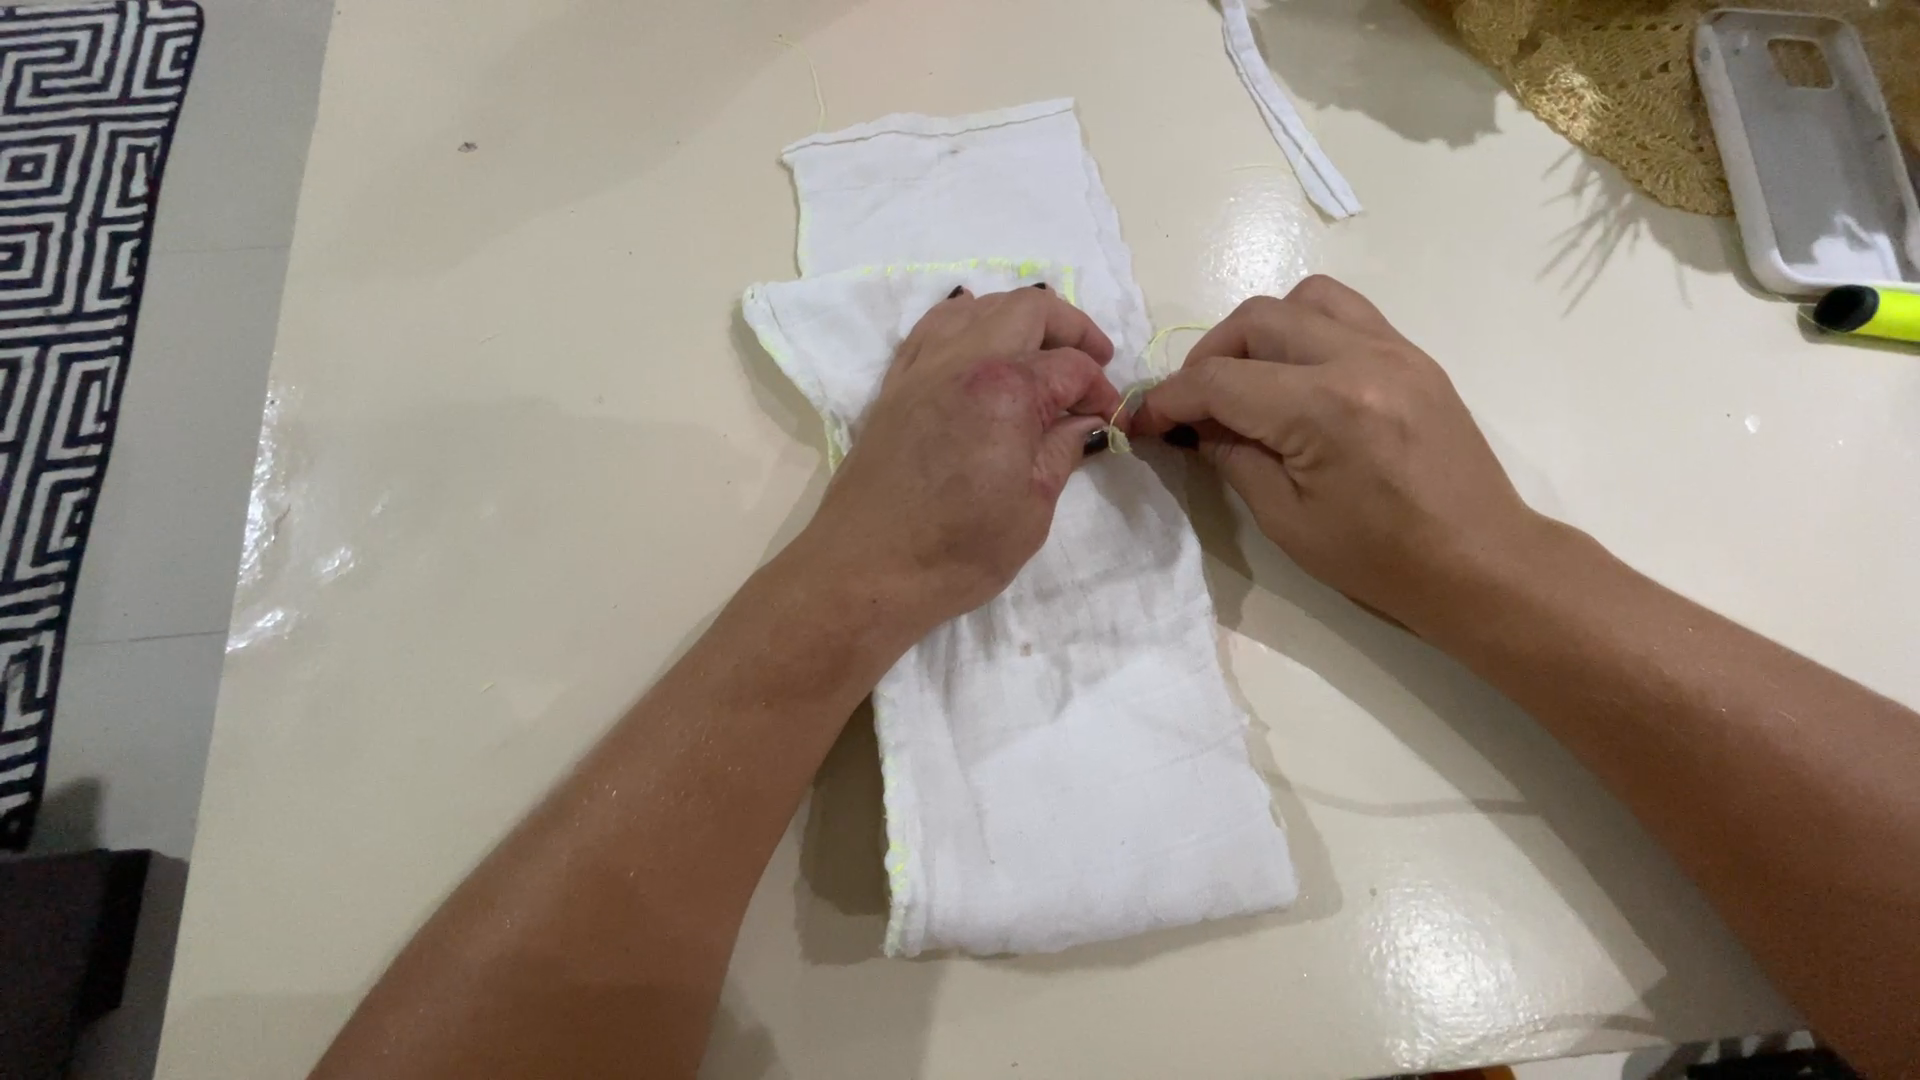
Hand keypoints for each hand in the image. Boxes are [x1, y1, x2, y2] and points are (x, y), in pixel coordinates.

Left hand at [802, 284, 1121, 629]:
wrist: (866, 569)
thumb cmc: (957, 551)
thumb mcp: (1031, 509)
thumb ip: (1061, 451)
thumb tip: (1085, 420)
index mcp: (1006, 390)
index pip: (1070, 366)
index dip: (1099, 389)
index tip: (1108, 418)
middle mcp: (962, 361)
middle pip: (1027, 309)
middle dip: (1071, 327)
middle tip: (1092, 362)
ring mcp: (921, 369)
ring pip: (976, 307)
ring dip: (1017, 319)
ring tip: (1039, 352)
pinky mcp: (894, 386)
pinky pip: (933, 328)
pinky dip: (967, 324)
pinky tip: (980, 349)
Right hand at [1133, 275, 1543, 633]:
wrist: (1478, 560)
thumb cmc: (1377, 557)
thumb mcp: (1283, 518)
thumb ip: (1231, 456)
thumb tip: (1194, 424)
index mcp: (1325, 410)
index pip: (1220, 382)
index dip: (1168, 398)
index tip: (1140, 419)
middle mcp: (1360, 360)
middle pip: (1255, 321)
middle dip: (1205, 358)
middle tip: (1190, 404)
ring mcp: (1394, 349)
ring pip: (1302, 300)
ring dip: (1255, 332)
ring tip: (1243, 378)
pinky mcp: (1411, 355)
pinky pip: (1344, 311)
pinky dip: (1301, 329)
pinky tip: (1291, 374)